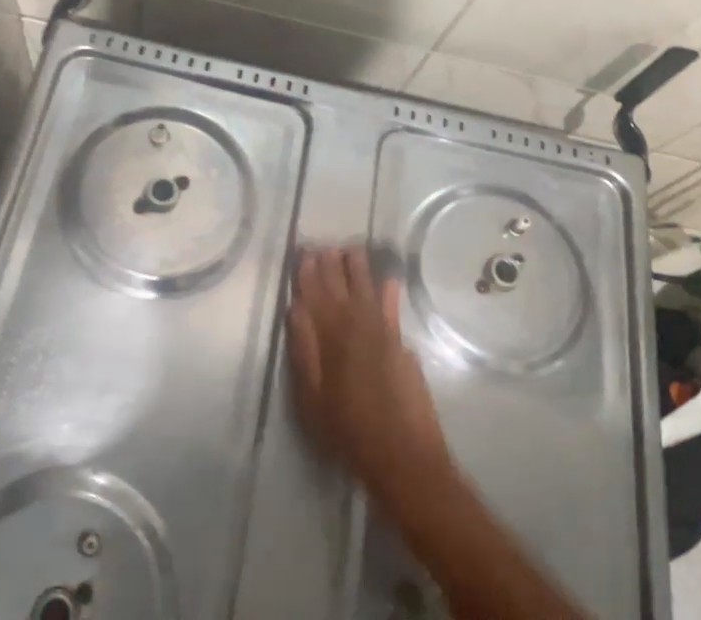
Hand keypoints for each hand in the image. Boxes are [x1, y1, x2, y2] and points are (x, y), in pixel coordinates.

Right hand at [286, 245, 449, 494]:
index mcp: (332, 339)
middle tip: (322, 244)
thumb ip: (304, 350)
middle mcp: (359, 329)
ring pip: (368, 293)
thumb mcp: (312, 397)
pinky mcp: (402, 349)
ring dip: (358, 271)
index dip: (308, 275)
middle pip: (342, 290)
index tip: (303, 252)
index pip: (316, 297)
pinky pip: (393, 312)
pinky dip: (389, 294)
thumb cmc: (348, 431)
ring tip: (350, 250)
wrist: (403, 456)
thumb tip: (296, 309)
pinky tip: (388, 280)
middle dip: (331, 266)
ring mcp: (384, 337)